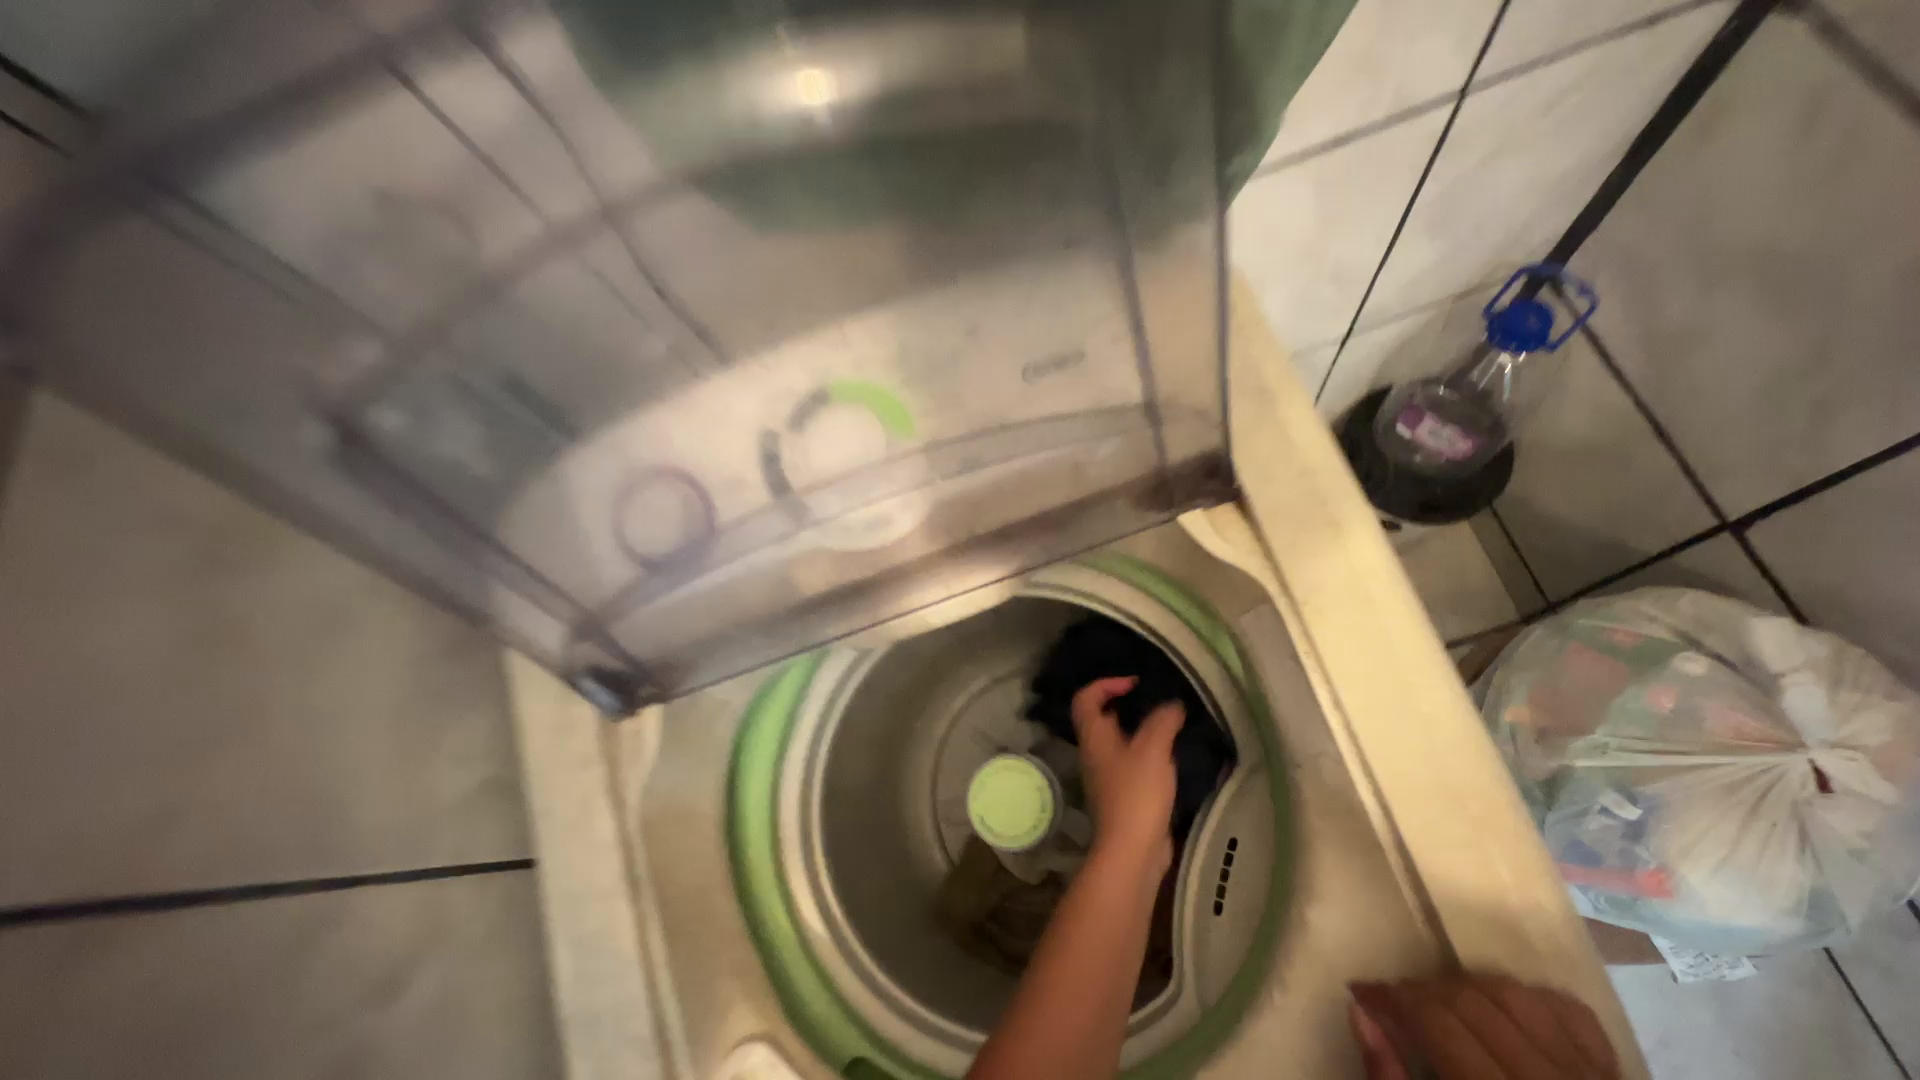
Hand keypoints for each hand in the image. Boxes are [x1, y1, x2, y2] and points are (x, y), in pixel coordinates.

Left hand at [1070, 676, 1184, 876]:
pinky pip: (1131, 764)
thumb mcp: (1153, 749)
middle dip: (1125, 705)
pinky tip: (1171, 757)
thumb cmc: (1136, 793)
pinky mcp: (1122, 795)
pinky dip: (1147, 754)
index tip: (1134, 684)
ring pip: (1118, 743)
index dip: (1105, 684)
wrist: (1133, 850)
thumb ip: (1163, 721)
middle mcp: (1094, 754)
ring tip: (1169, 726)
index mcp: (1094, 737)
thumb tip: (1172, 705)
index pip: (1085, 699)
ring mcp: (1107, 776)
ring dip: (1140, 731)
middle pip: (1101, 719)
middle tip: (1156, 701)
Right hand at [1349, 975, 1621, 1079]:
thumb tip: (1361, 1011)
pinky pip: (1568, 1011)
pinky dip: (1530, 998)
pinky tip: (1503, 1010)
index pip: (1434, 1019)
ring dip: (1469, 988)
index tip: (1362, 991)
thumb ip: (1390, 1077)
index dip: (1390, 995)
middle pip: (1470, 1000)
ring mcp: (1588, 1076)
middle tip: (1395, 1002)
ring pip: (1515, 994)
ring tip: (1444, 1004)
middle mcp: (1545, 1079)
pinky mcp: (1614, 1075)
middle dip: (1422, 990)